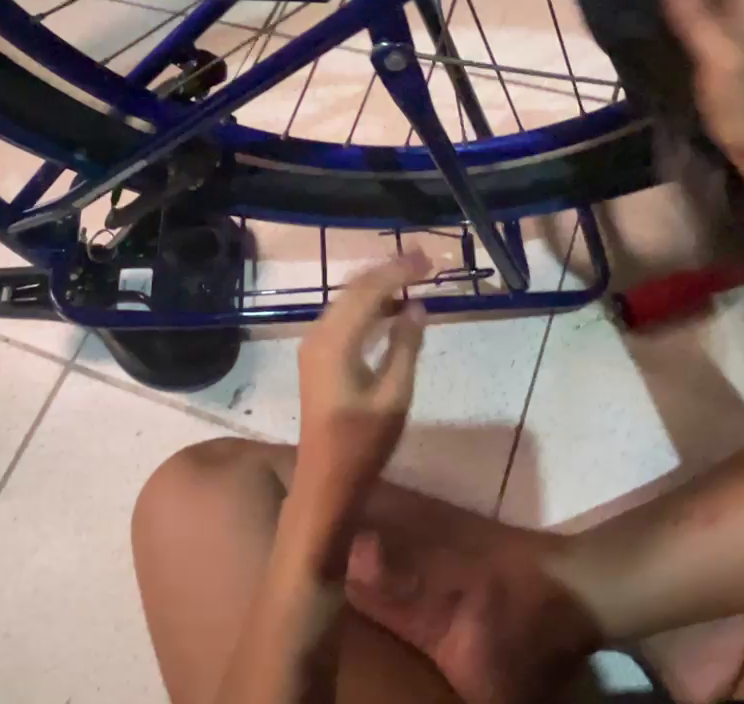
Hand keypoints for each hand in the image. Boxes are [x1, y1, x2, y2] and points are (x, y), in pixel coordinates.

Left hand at [292, 248, 430, 514]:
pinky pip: (344, 316)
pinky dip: (368, 305)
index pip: (368, 291)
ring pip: (347, 300)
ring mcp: (314, 345)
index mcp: (335, 342)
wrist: (325, 481)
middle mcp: (318, 335)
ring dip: (379, 286)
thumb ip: (405, 346)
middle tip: (425, 262)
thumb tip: (417, 306)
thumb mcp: (394, 396)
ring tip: (413, 277)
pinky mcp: (318, 356)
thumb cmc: (363, 443)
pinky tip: (392, 308)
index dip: (399, 271)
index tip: (430, 261)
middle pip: (354, 289)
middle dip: (389, 271)